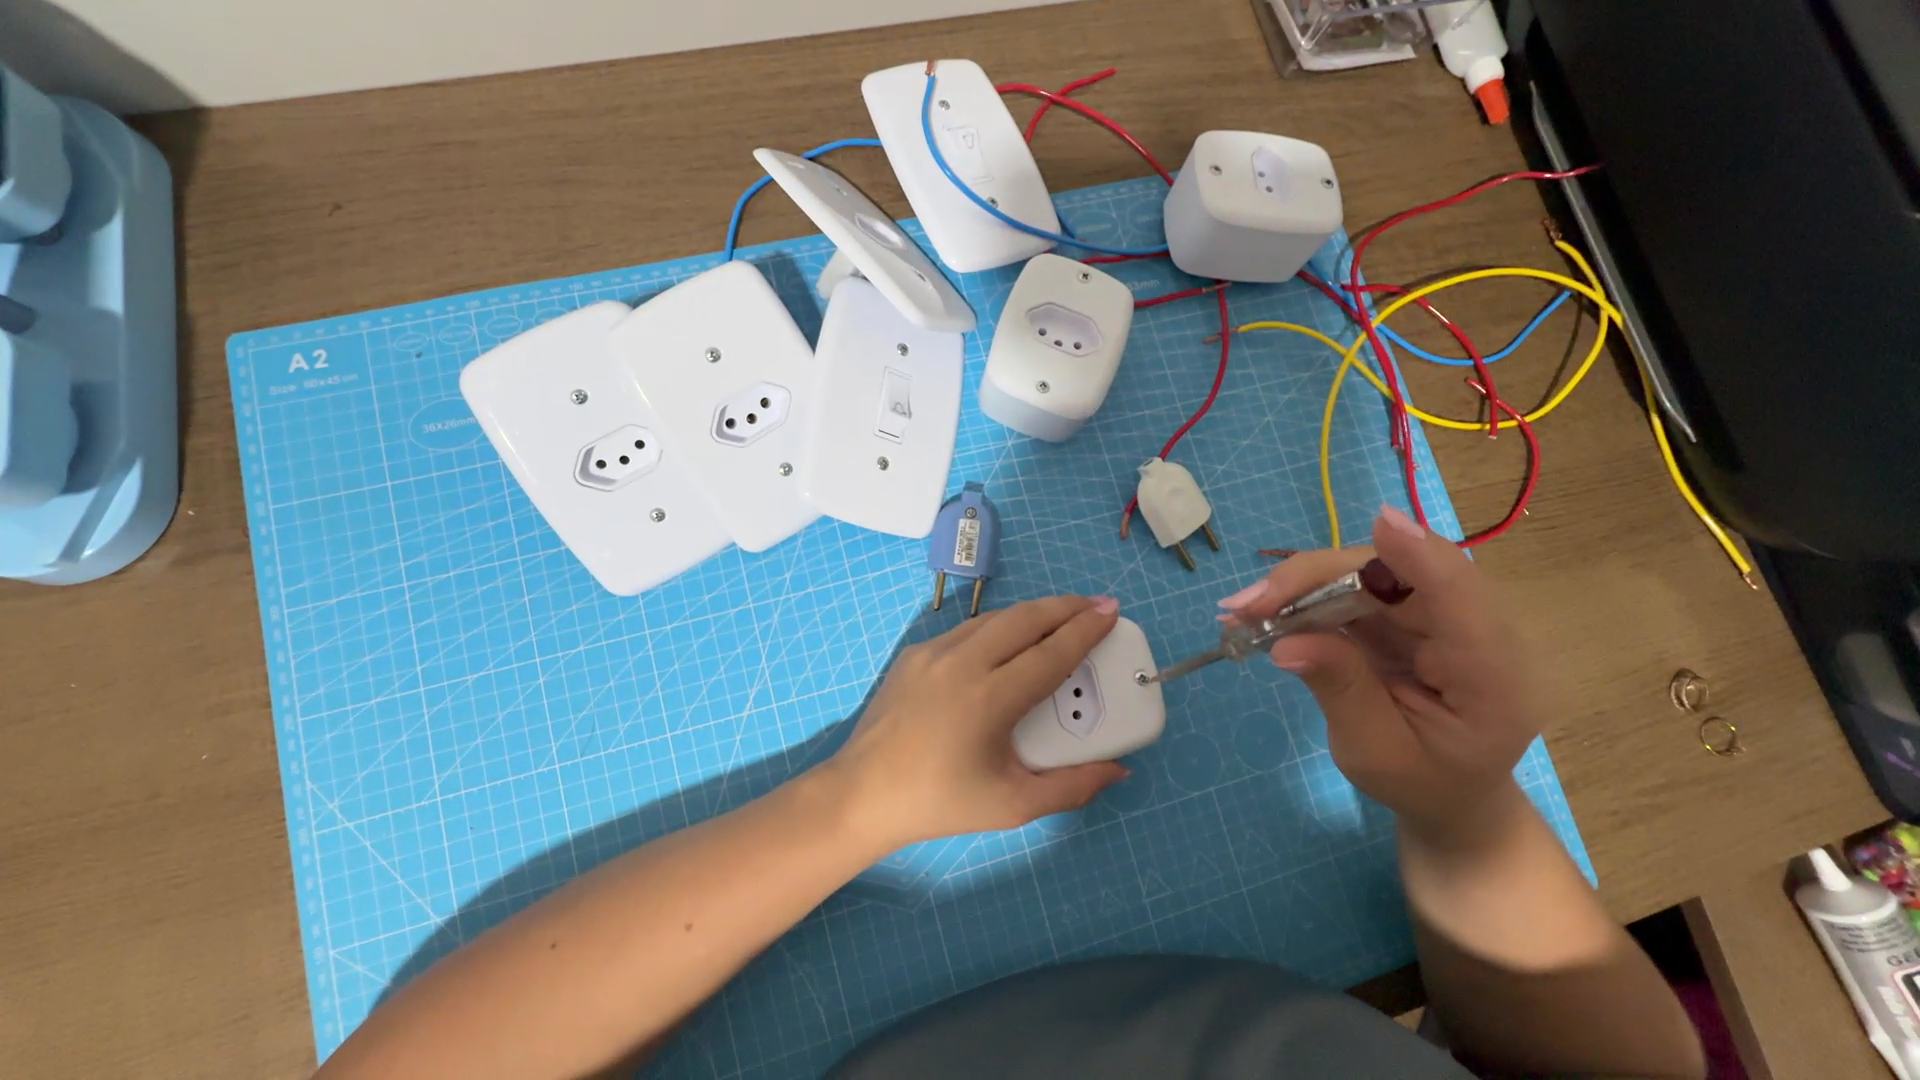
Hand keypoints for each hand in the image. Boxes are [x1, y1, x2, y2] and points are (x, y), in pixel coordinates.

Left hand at [825, 595, 1129, 849]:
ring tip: (1059, 617)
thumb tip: (1117, 769)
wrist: (862, 794)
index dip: (1085, 630)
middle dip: (1065, 607)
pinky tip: (1009, 641)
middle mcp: (961, 663)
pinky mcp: (912, 655)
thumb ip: (1072, 787)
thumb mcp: (1014, 805)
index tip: (1110, 612)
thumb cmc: (941, 803)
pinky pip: (965, 630)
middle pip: (1024, 619)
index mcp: (989, 698)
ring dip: (1031, 614)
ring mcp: (932, 653)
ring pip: (993, 619)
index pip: (1051, 653)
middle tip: (1095, 605)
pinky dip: (997, 627)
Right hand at [1220, 506, 1540, 840]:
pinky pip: (1352, 588)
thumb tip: (1285, 642)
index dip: (1418, 556)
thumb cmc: (1424, 785)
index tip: (1379, 522)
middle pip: (1396, 573)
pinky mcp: (1406, 613)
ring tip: (1241, 611)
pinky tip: (1261, 612)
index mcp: (1488, 672)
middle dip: (1317, 578)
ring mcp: (1436, 615)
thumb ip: (1342, 692)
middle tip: (1247, 605)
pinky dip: (1304, 597)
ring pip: (1366, 572)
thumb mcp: (1376, 753)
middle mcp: (1470, 627)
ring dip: (1300, 586)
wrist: (1452, 797)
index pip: (1461, 597)